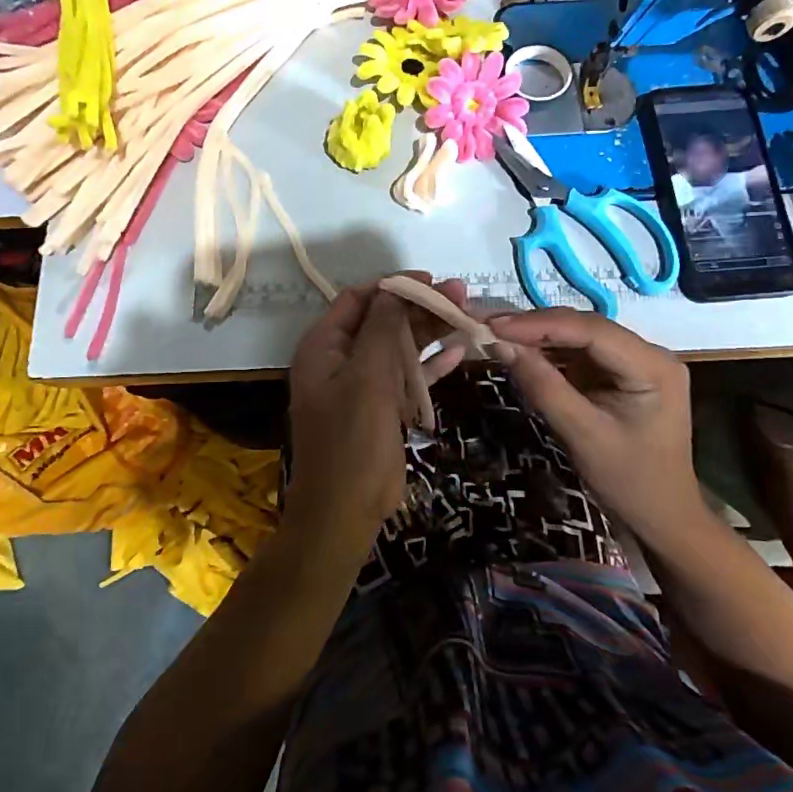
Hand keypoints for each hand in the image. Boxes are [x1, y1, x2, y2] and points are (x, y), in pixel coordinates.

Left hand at [285, 274, 467, 542]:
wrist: (346, 511)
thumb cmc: (352, 440)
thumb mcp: (367, 378)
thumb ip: (383, 328)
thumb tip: (396, 288)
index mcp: (324, 347)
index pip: (358, 300)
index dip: (394, 286)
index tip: (431, 280)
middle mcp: (340, 361)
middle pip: (383, 321)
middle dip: (420, 307)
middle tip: (461, 294)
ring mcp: (362, 386)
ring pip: (399, 347)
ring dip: (430, 332)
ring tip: (468, 316)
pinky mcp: (382, 408)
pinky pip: (407, 376)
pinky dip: (430, 364)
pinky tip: (459, 352)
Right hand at [487, 308, 702, 540]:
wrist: (662, 518)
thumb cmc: (629, 482)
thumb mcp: (583, 436)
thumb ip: (543, 387)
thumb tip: (501, 345)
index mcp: (653, 366)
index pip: (591, 330)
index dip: (540, 324)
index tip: (495, 325)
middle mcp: (649, 354)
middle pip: (585, 328)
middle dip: (535, 326)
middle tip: (487, 325)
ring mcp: (635, 363)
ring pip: (580, 338)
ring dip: (538, 337)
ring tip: (496, 334)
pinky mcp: (619, 375)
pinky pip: (580, 355)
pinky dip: (549, 354)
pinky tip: (520, 351)